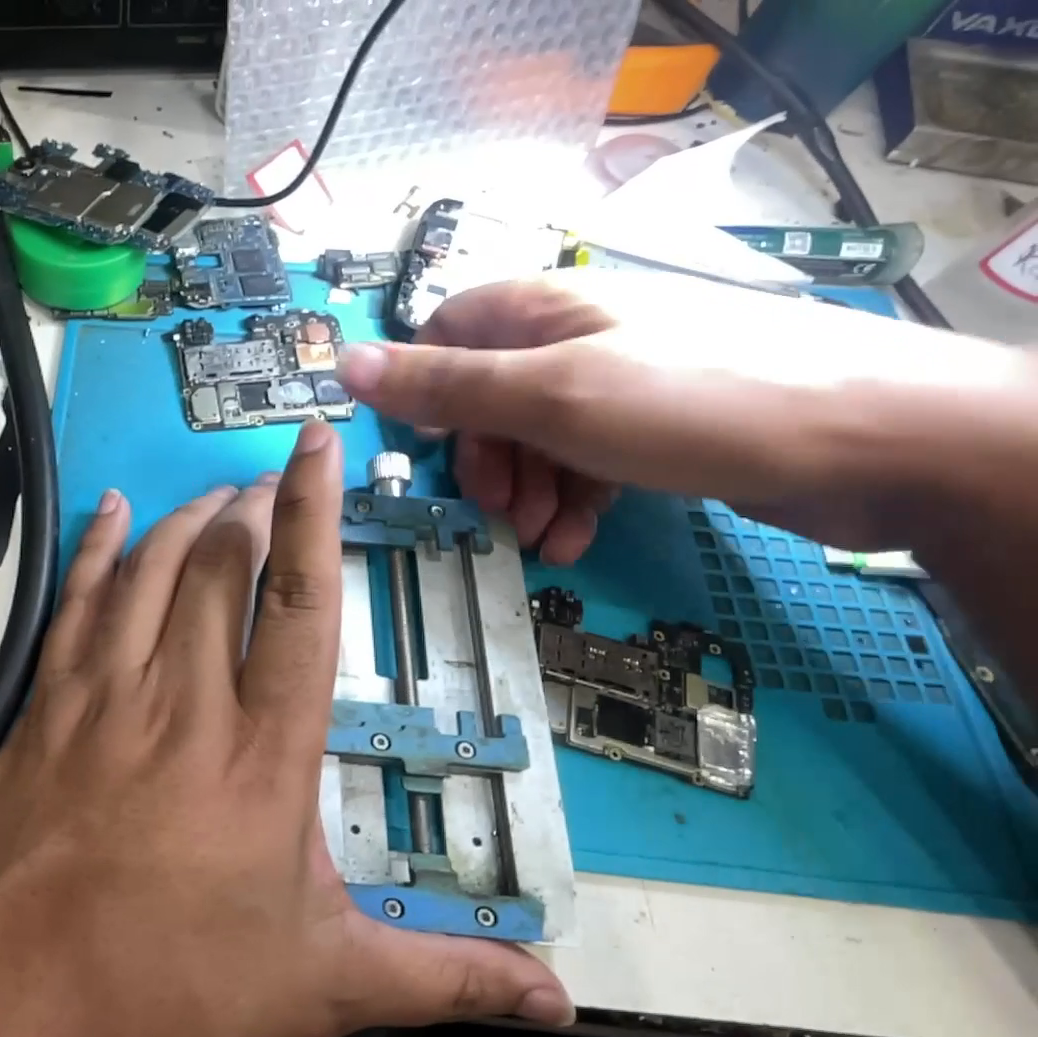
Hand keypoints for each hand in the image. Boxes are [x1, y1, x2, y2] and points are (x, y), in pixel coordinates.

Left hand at [0, 421, 570, 1036]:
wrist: (22, 997)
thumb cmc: (174, 985)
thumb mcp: (322, 984)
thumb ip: (441, 976)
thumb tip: (552, 999)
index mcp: (263, 753)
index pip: (300, 604)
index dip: (315, 515)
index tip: (318, 451)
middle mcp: (183, 701)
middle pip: (222, 567)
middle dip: (252, 509)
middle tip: (271, 483)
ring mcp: (104, 695)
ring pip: (151, 570)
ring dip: (188, 518)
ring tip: (218, 493)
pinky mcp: (47, 705)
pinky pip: (77, 602)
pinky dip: (100, 548)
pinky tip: (114, 512)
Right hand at [338, 270, 1034, 563]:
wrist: (880, 441)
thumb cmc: (693, 402)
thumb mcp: (548, 397)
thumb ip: (445, 384)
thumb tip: (346, 363)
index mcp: (543, 310)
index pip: (445, 331)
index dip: (421, 386)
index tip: (422, 446)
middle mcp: (576, 336)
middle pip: (487, 392)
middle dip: (481, 456)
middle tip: (493, 508)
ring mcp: (620, 380)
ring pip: (535, 434)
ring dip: (525, 489)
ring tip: (541, 537)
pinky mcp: (657, 424)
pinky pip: (585, 458)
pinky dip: (571, 498)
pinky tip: (578, 538)